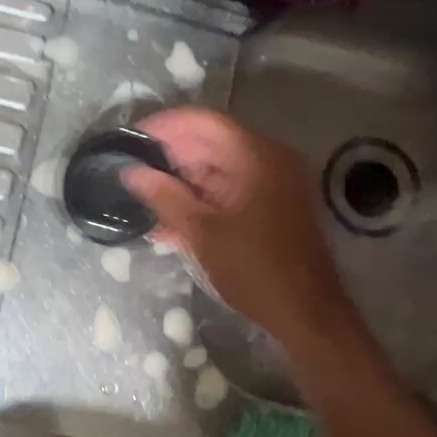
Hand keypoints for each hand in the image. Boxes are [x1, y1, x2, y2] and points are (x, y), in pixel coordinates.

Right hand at [122, 107, 350, 340]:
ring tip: (145, 198)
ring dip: (183, 181)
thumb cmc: (254, 269)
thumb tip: (131, 171)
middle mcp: (270, 159)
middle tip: (133, 170)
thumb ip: (164, 196)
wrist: (305, 313)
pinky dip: (203, 199)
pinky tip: (171, 221)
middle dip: (170, 156)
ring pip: (219, 168)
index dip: (164, 127)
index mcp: (256, 156)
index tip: (131, 140)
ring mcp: (275, 182)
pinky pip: (231, 189)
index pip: (203, 122)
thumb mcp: (201, 232)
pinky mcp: (273, 205)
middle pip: (211, 143)